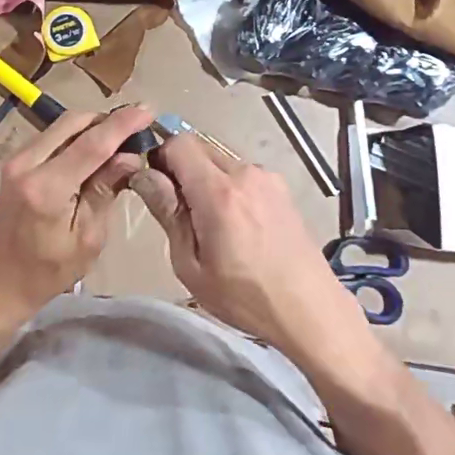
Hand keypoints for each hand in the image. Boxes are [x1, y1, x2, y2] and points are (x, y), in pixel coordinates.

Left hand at [0, 106, 155, 321]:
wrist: (1, 279)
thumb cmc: (49, 270)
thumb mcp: (88, 237)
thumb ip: (105, 190)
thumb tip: (130, 155)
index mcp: (46, 188)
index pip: (91, 144)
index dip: (122, 124)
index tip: (148, 110)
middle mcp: (26, 163)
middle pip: (74, 122)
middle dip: (108, 120)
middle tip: (137, 128)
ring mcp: (16, 159)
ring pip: (62, 125)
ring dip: (93, 126)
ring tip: (120, 140)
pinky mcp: (15, 160)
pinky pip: (52, 135)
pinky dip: (77, 135)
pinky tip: (95, 150)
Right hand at [128, 135, 363, 357]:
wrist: (311, 311)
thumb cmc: (244, 297)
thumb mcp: (190, 264)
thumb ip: (167, 213)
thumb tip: (143, 176)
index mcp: (218, 191)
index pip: (179, 143)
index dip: (160, 158)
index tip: (157, 187)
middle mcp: (245, 173)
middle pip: (199, 147)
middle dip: (181, 169)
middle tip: (181, 211)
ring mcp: (268, 178)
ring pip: (221, 160)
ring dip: (206, 179)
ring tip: (212, 224)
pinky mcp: (281, 188)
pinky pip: (242, 174)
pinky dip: (229, 187)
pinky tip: (238, 225)